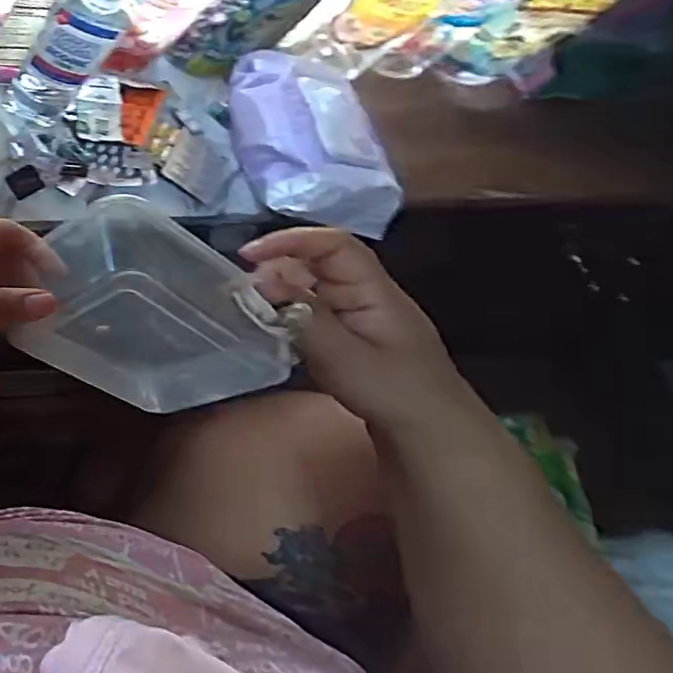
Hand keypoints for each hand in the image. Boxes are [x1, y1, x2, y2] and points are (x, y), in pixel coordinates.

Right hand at [242, 227, 475, 430]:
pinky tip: (269, 324)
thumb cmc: (391, 391)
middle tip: (242, 287)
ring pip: (311, 283)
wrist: (431, 432)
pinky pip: (311, 305)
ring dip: (277, 288)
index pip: (333, 244)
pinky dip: (285, 307)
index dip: (289, 240)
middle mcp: (365, 292)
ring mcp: (357, 311)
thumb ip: (301, 314)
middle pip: (318, 260)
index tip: (247, 255)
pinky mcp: (347, 330)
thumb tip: (261, 278)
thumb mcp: (341, 355)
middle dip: (275, 264)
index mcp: (373, 290)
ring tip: (249, 305)